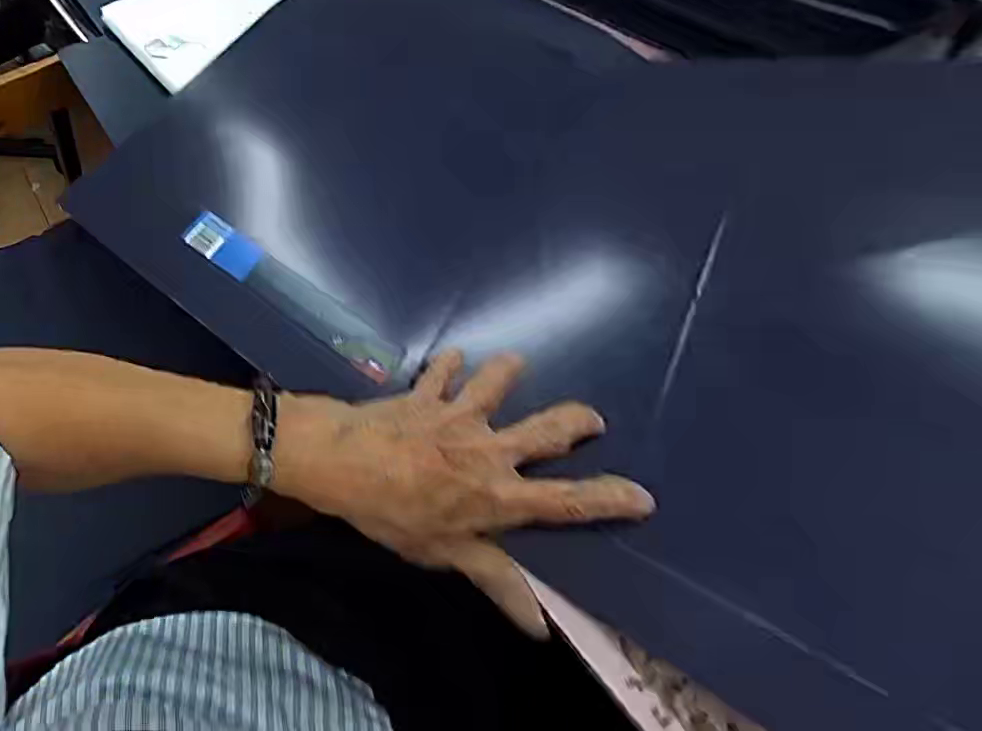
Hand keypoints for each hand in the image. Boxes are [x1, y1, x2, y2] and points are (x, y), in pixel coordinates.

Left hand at [273, 351, 654, 636]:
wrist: (337, 458)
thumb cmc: (387, 510)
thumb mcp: (440, 552)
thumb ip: (493, 579)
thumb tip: (540, 628)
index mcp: (500, 496)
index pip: (569, 502)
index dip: (609, 498)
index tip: (643, 495)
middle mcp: (488, 451)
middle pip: (545, 431)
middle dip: (574, 422)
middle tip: (592, 416)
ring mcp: (455, 416)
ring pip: (494, 385)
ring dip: (508, 371)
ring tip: (518, 362)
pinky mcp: (421, 395)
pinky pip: (440, 372)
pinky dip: (449, 362)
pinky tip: (454, 353)